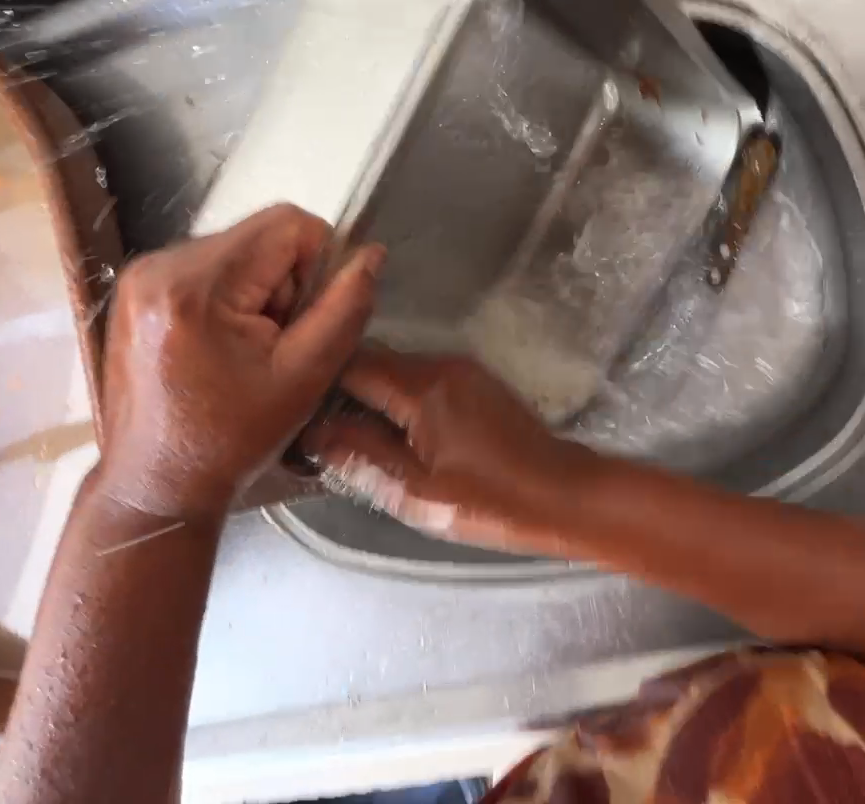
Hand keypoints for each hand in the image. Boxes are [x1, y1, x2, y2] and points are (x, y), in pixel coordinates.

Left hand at [97, 204, 382, 523]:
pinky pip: (210, 265)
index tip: (306, 320)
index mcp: (196, 285)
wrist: (156, 483)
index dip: (318, 263)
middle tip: (277, 342)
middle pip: (261, 234)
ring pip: (239, 248)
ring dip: (261, 289)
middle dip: (286, 281)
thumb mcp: (306, 375)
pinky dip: (233, 296)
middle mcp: (159, 265)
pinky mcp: (137, 288)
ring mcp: (142, 275)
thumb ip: (346, 306)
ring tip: (249, 347)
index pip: (288, 224)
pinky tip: (224, 343)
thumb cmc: (233, 437)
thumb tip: (371, 253)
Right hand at [305, 349, 604, 552]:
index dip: (321, 386)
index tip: (302, 414)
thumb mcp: (417, 490)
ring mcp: (464, 369)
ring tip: (356, 437)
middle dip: (346, 391)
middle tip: (323, 432)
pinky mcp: (477, 381)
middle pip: (376, 362)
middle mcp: (443, 364)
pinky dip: (404, 398)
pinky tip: (399, 433)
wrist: (562, 494)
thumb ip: (363, 456)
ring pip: (400, 370)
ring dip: (375, 396)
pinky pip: (425, 378)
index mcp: (424, 387)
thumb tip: (313, 435)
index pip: (354, 364)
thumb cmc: (490, 501)